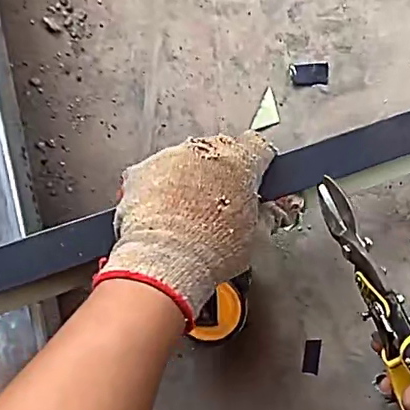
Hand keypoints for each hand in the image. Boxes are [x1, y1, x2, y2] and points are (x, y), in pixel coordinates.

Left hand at [94, 133, 274, 323]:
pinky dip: (159, 194)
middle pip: (218, 154)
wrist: (168, 261)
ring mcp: (169, 159)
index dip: (259, 166)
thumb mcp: (257, 238)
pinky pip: (154, 177)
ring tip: (190, 221)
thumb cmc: (212, 250)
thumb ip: (267, 216)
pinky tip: (166, 221)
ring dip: (189, 183)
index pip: (258, 147)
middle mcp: (203, 150)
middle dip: (221, 177)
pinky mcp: (140, 173)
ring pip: (184, 163)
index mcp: (240, 160)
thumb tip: (269, 213)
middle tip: (222, 210)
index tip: (256, 182)